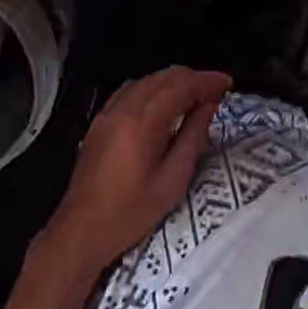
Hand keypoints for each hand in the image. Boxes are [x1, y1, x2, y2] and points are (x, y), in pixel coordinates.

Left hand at [41, 67, 230, 271]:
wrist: (80, 232)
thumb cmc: (130, 212)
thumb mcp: (172, 180)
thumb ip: (193, 137)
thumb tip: (208, 106)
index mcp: (144, 121)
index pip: (182, 86)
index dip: (207, 80)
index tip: (227, 83)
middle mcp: (124, 107)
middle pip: (165, 76)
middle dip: (193, 78)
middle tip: (215, 92)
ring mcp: (109, 111)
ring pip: (148, 79)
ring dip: (174, 82)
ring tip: (194, 96)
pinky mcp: (100, 120)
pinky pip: (131, 89)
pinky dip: (153, 88)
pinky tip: (163, 103)